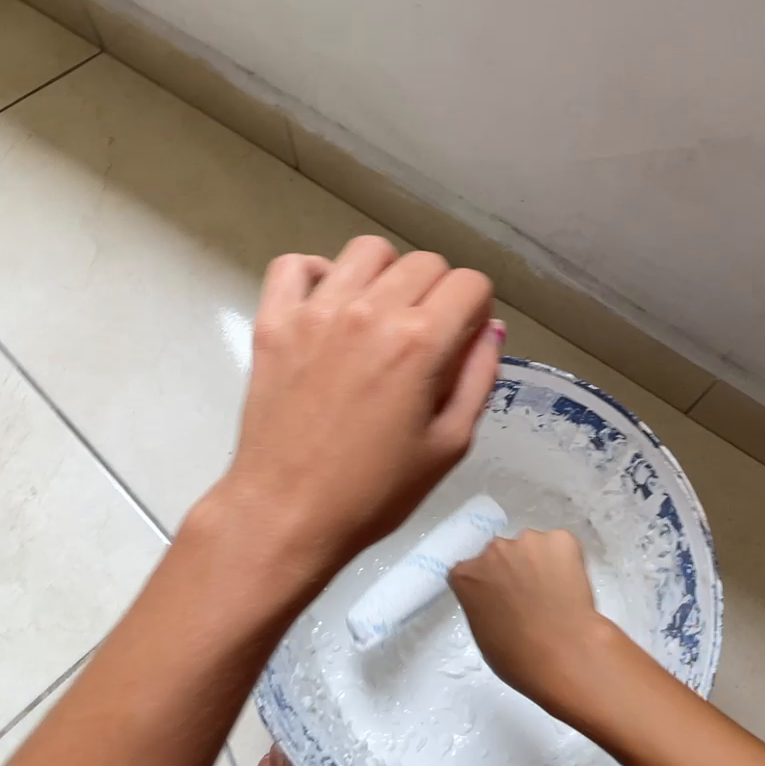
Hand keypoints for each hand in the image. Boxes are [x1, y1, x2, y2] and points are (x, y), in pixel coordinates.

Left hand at [190, 236, 502, 596]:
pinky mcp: (274, 321)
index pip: (470, 283)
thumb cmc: (375, 491)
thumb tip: (490, 328)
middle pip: (425, 263)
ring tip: (380, 316)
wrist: (286, 514)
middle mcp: (370, 311)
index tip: (463, 339)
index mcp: (420, 342)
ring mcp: (316, 311)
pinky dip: (318, 274)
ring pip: (368, 251)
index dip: (477, 309)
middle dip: (439, 293)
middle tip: (425, 338)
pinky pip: (296, 264)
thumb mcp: (450, 445)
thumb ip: (478, 377)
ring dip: (387, 275)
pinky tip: (328, 307)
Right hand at [449, 528, 626, 716]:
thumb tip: (498, 600)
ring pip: (531, 548)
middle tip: (530, 597)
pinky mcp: (561, 539)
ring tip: (554, 593)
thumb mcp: (483, 633)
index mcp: (467, 574)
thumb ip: (482, 604)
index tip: (501, 601)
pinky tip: (572, 585)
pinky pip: (561, 545)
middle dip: (512, 571)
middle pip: (500, 555)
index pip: (471, 572)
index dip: (488, 586)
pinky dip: (566, 560)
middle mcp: (493, 549)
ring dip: (538, 563)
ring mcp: (528, 540)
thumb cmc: (518, 657)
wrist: (564, 654)